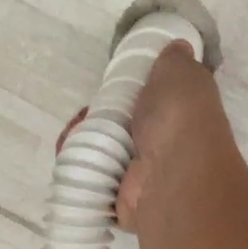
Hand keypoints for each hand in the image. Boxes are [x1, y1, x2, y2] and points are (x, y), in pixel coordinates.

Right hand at [57, 40, 241, 234]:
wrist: (170, 174)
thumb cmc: (178, 118)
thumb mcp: (180, 72)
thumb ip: (173, 62)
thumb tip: (176, 50)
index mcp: (176, 116)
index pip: (148, 104)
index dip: (126, 94)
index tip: (108, 89)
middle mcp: (159, 147)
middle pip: (120, 130)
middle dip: (97, 120)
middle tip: (84, 115)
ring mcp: (137, 176)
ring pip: (102, 155)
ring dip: (82, 143)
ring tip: (71, 135)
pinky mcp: (117, 199)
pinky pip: (91, 181)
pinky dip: (75, 168)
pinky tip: (67, 155)